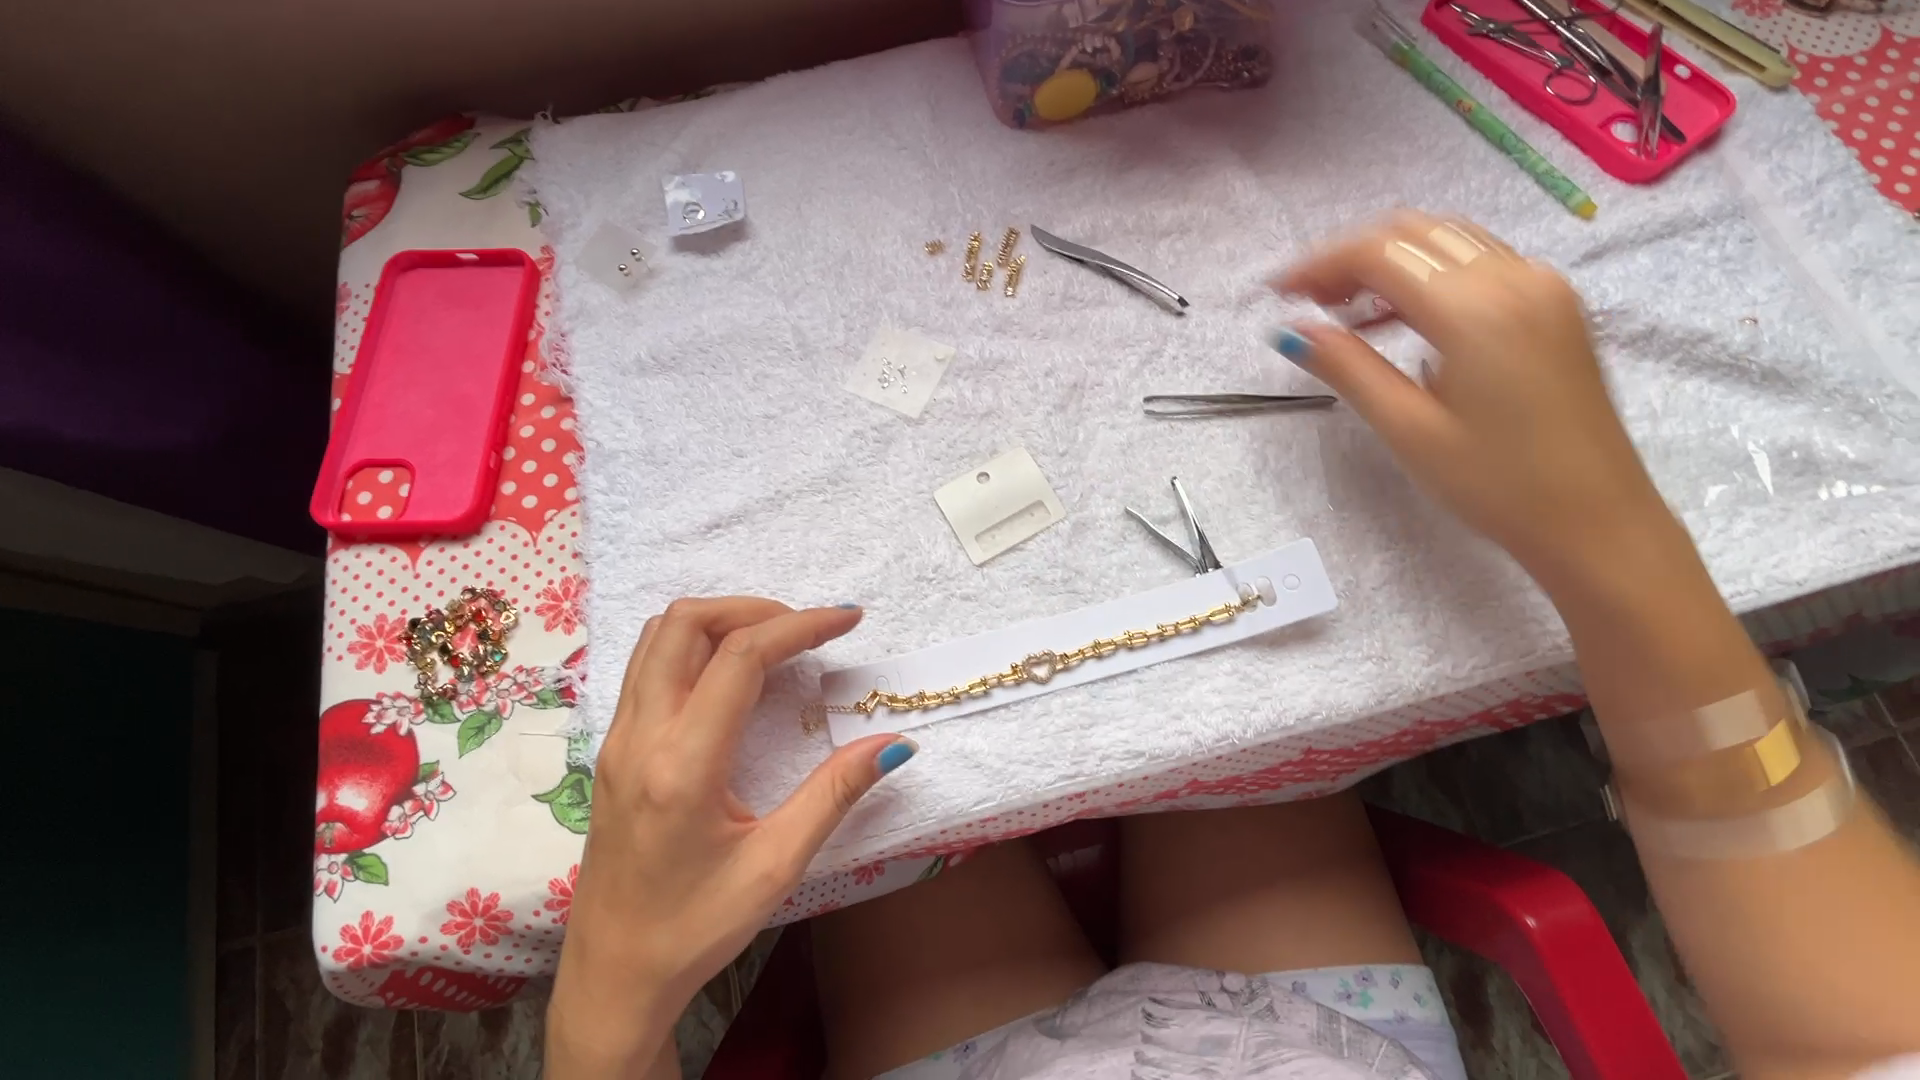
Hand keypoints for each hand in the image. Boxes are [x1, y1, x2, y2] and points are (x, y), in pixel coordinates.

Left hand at [546, 597, 914, 1078]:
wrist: (614, 975)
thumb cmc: (696, 927)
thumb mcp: (776, 865)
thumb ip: (835, 794)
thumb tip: (895, 744)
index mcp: (682, 764)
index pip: (740, 657)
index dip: (800, 626)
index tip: (848, 620)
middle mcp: (639, 736)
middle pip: (685, 623)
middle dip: (754, 608)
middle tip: (807, 629)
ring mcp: (617, 738)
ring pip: (658, 636)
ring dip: (719, 620)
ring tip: (775, 641)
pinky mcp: (612, 748)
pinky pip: (648, 665)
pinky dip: (694, 644)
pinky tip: (732, 674)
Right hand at [1272, 211, 1685, 596]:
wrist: (1596, 520)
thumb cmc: (1494, 483)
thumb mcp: (1407, 428)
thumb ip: (1348, 368)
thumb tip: (1293, 331)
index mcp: (1474, 308)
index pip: (1380, 253)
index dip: (1319, 264)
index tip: (1276, 291)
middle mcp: (1514, 278)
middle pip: (1415, 233)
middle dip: (1351, 256)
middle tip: (1307, 300)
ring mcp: (1542, 287)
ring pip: (1449, 240)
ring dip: (1390, 260)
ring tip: (1343, 308)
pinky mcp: (1554, 306)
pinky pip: (1479, 262)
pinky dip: (1428, 273)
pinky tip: (1399, 315)